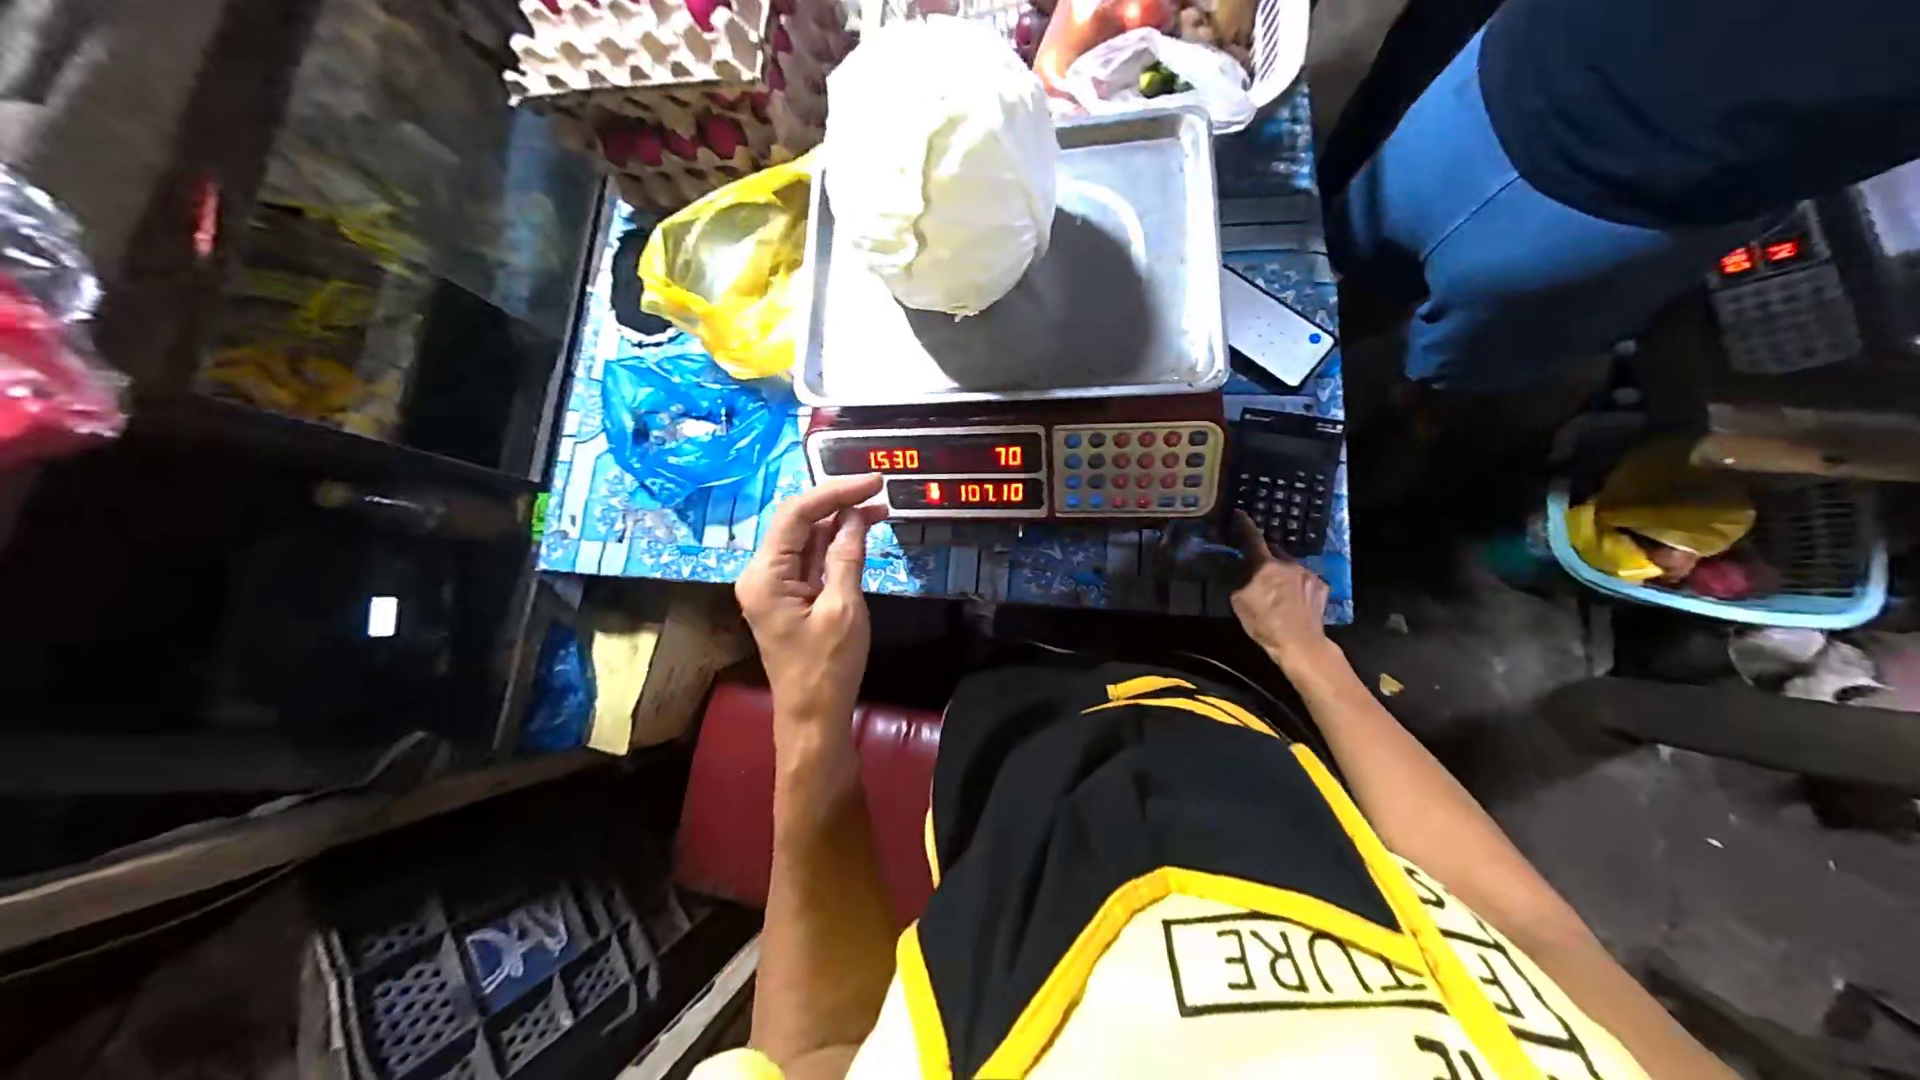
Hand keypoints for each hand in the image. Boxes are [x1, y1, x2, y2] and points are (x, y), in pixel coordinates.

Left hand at [736, 474, 888, 732]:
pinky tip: (861, 532)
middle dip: (837, 504)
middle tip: (878, 492)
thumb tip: (856, 516)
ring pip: (806, 539)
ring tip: (877, 508)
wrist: (814, 717)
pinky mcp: (790, 596)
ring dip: (840, 523)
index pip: (796, 515)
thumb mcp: (843, 608)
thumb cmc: (828, 667)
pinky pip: (811, 560)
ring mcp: (775, 585)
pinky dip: (836, 545)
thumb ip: (846, 557)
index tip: (871, 482)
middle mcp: (762, 574)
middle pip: (798, 523)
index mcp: (765, 575)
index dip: (834, 492)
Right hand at [1228, 510, 1330, 668]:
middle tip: (1258, 565)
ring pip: (1290, 564)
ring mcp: (1308, 574)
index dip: (1244, 525)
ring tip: (1277, 587)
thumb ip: (1240, 580)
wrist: (1300, 643)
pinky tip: (1294, 597)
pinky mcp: (1321, 586)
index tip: (1240, 513)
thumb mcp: (1239, 602)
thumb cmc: (1264, 623)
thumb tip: (1241, 569)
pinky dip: (1297, 582)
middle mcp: (1289, 563)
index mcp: (1265, 566)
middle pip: (1274, 550)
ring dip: (1282, 570)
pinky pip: (1305, 577)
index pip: (1252, 538)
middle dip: (1265, 555)